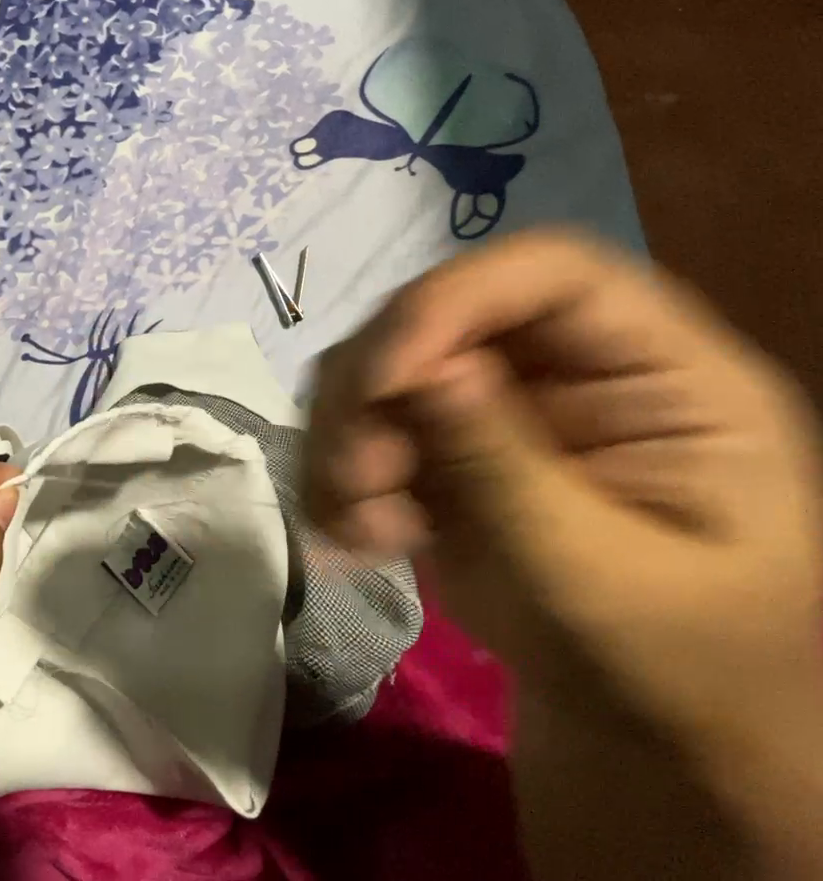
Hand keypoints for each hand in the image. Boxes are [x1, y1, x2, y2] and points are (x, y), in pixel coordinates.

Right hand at [305, 230, 822, 878]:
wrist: (638, 729)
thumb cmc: (666, 661)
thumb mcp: (596, 571)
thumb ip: (511, 467)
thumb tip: (428, 369)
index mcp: (665, 376)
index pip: (551, 273)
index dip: (452, 300)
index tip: (383, 382)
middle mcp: (570, 369)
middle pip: (433, 317)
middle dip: (371, 393)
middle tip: (357, 478)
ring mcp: (498, 405)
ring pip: (374, 369)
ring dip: (342, 441)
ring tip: (358, 527)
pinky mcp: (439, 445)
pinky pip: (353, 426)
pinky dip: (337, 478)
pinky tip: (363, 537)